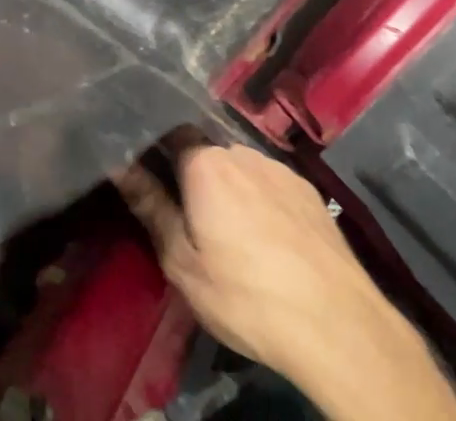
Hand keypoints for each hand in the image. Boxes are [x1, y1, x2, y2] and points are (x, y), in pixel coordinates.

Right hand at [116, 138, 455, 420]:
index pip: (169, 133)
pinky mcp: (310, 192)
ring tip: (226, 229)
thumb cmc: (245, 296)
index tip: (143, 172)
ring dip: (228, 188)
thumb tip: (119, 164)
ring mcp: (282, 171)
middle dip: (192, 175)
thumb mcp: (182, 262)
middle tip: (184, 213)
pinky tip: (264, 236)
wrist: (336, 323)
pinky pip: (270, 184)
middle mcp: (243, 154)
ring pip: (241, 168)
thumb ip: (151, 206)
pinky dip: (259, 199)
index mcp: (206, 164)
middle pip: (206, 152)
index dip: (153, 149)